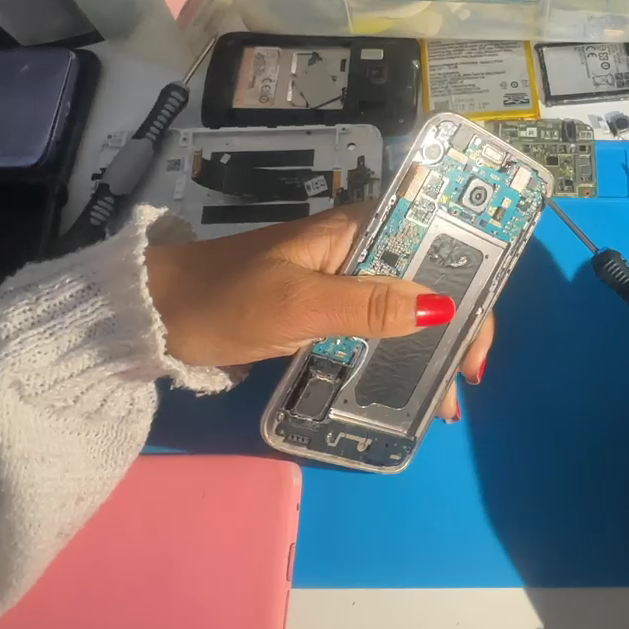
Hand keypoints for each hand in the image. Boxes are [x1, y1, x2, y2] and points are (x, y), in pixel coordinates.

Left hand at [145, 205, 491, 420]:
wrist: (155, 316)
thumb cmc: (225, 300)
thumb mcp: (299, 304)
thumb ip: (367, 305)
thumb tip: (443, 308)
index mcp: (358, 229)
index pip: (436, 244)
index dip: (468, 285)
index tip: (473, 339)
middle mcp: (359, 248)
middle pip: (427, 278)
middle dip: (454, 327)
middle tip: (462, 382)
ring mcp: (341, 278)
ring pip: (403, 306)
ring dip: (427, 347)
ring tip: (441, 399)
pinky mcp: (323, 307)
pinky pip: (374, 326)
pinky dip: (395, 353)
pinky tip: (405, 384)